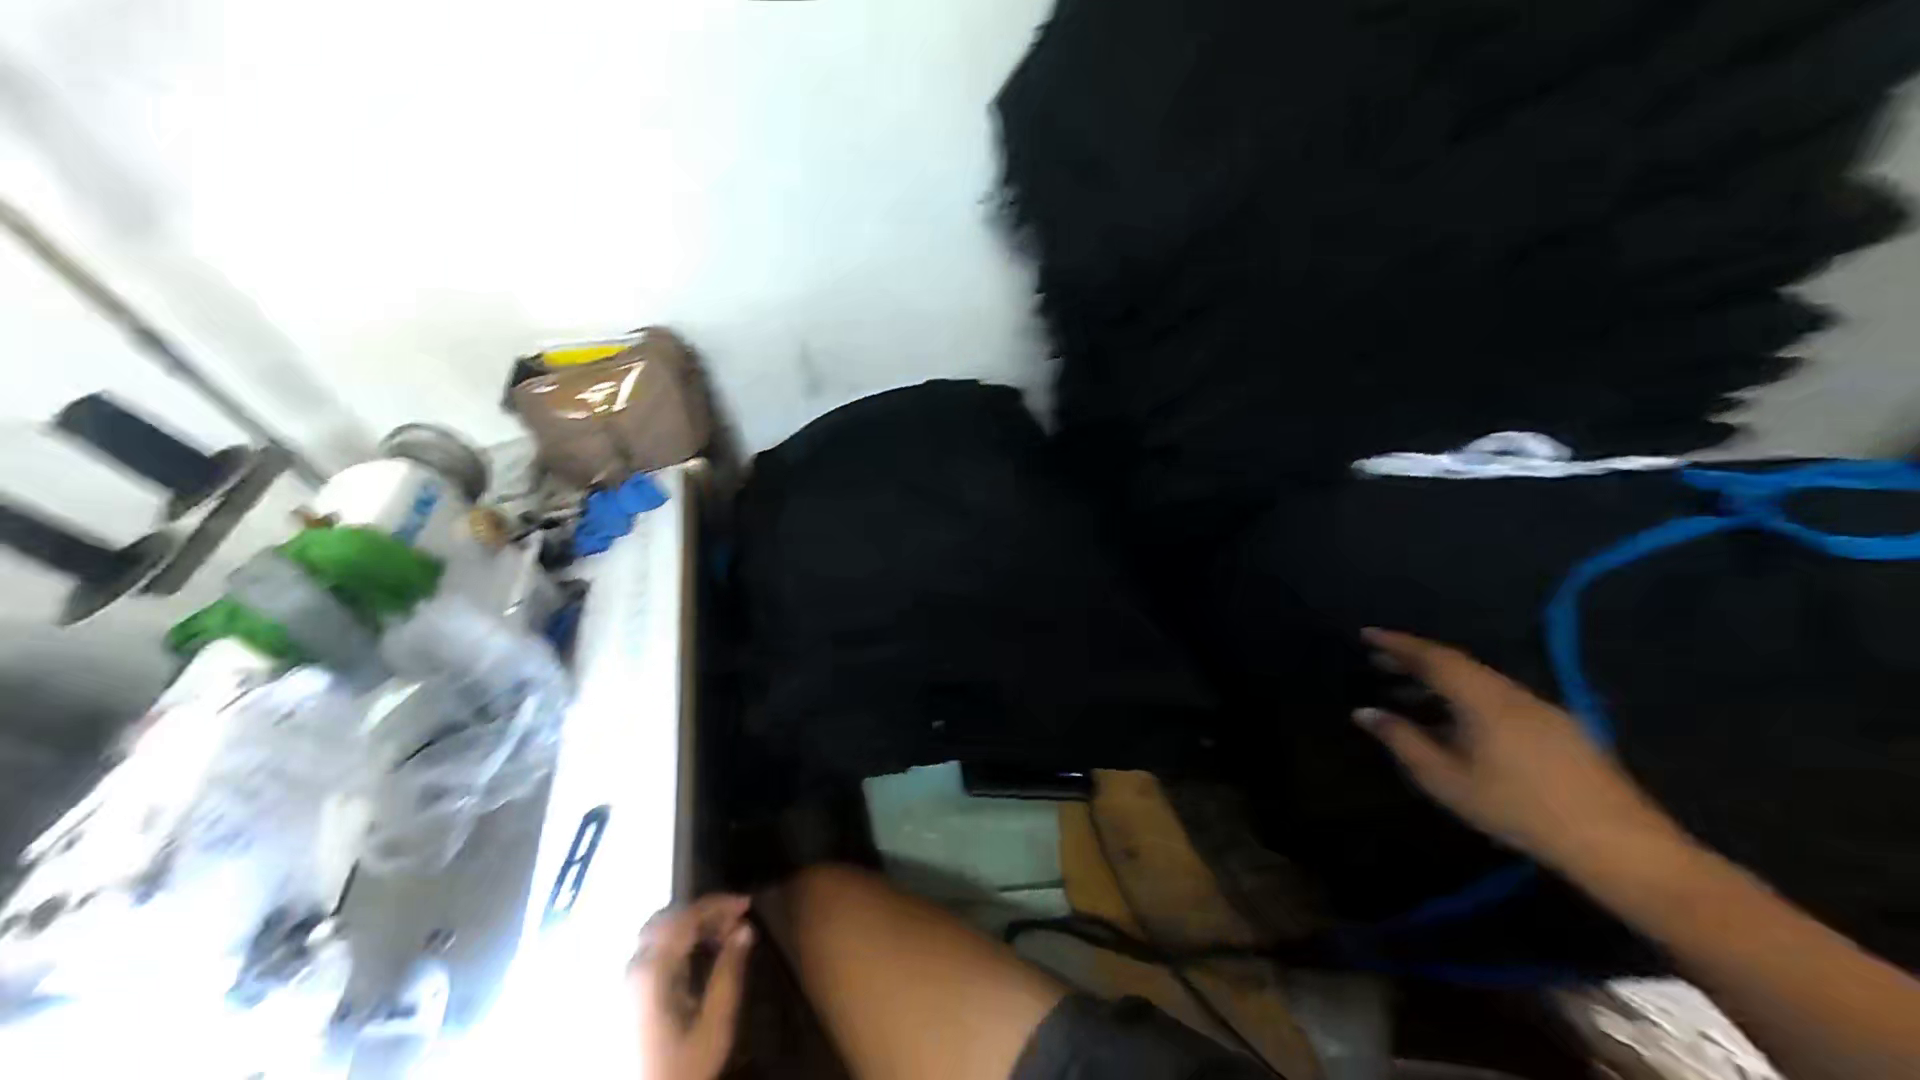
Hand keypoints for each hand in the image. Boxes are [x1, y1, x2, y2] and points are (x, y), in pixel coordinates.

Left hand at [631, 895, 755, 1079]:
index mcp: (653, 973)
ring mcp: (628, 982)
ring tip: (722, 933)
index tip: (747, 904)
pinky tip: (700, 951)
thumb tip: (744, 928)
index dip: (718, 904)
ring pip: (658, 931)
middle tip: (736, 920)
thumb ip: (728, 972)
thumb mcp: (714, 1025)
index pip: (685, 918)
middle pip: (668, 918)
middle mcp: (635, 969)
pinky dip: (678, 938)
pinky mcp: (629, 993)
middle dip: (704, 911)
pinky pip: (653, 948)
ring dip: (691, 923)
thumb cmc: (683, 1069)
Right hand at [1353, 628, 1683, 868]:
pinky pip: (1500, 697)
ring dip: (1442, 679)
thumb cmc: (1517, 808)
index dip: (1397, 643)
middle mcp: (1513, 693)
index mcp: (1483, 699)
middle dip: (1416, 659)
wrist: (1618, 844)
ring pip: (1481, 681)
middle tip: (1379, 660)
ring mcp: (1542, 709)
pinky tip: (1459, 721)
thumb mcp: (1446, 779)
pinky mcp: (1561, 728)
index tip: (1366, 634)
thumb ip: (1402, 741)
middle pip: (1458, 664)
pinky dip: (1467, 695)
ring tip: (1411, 691)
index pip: (1433, 658)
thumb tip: (1365, 712)